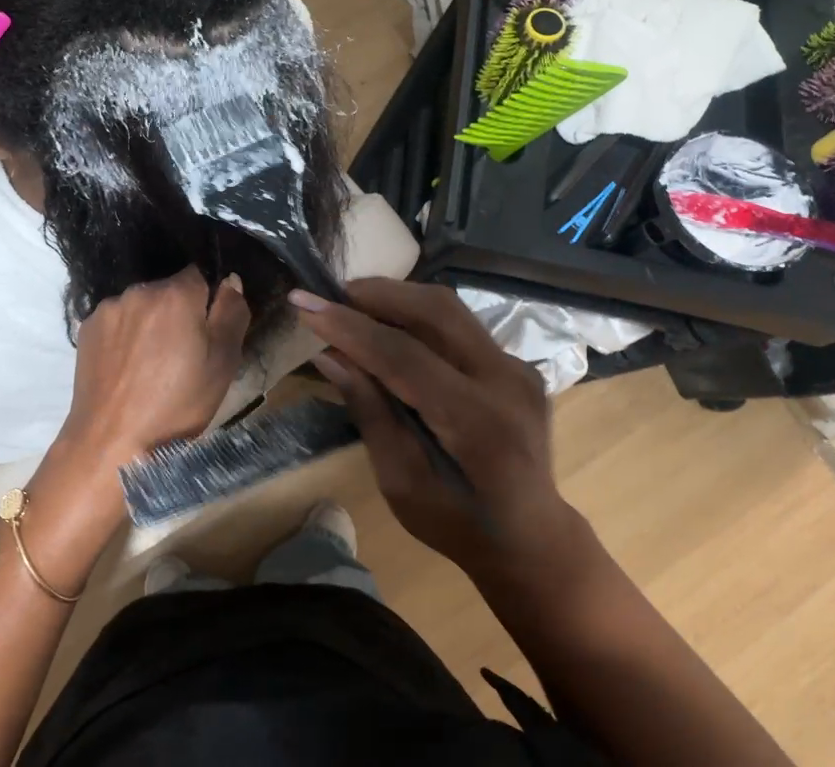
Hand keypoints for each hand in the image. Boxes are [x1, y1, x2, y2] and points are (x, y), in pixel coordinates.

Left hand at [55, 266, 250, 478]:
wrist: (111, 440)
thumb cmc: (177, 406)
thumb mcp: (222, 364)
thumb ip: (232, 314)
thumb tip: (230, 280)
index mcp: (175, 295)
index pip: (199, 276)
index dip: (207, 303)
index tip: (205, 335)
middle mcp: (138, 291)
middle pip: (168, 290)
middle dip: (177, 312)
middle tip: (181, 355)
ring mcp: (108, 309)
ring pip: (141, 305)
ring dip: (150, 322)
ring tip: (151, 365)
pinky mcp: (87, 328)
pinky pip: (117, 320)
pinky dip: (125, 335)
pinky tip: (127, 368)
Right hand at [293, 279, 573, 569]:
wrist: (531, 538)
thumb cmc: (457, 523)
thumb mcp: (400, 481)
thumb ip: (370, 412)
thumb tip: (329, 356)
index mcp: (477, 423)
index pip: (404, 356)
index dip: (349, 327)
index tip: (303, 305)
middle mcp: (506, 382)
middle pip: (436, 312)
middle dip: (376, 295)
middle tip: (328, 297)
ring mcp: (517, 368)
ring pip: (450, 309)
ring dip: (396, 299)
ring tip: (350, 306)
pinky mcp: (514, 364)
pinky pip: (458, 326)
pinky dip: (416, 318)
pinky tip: (386, 330)